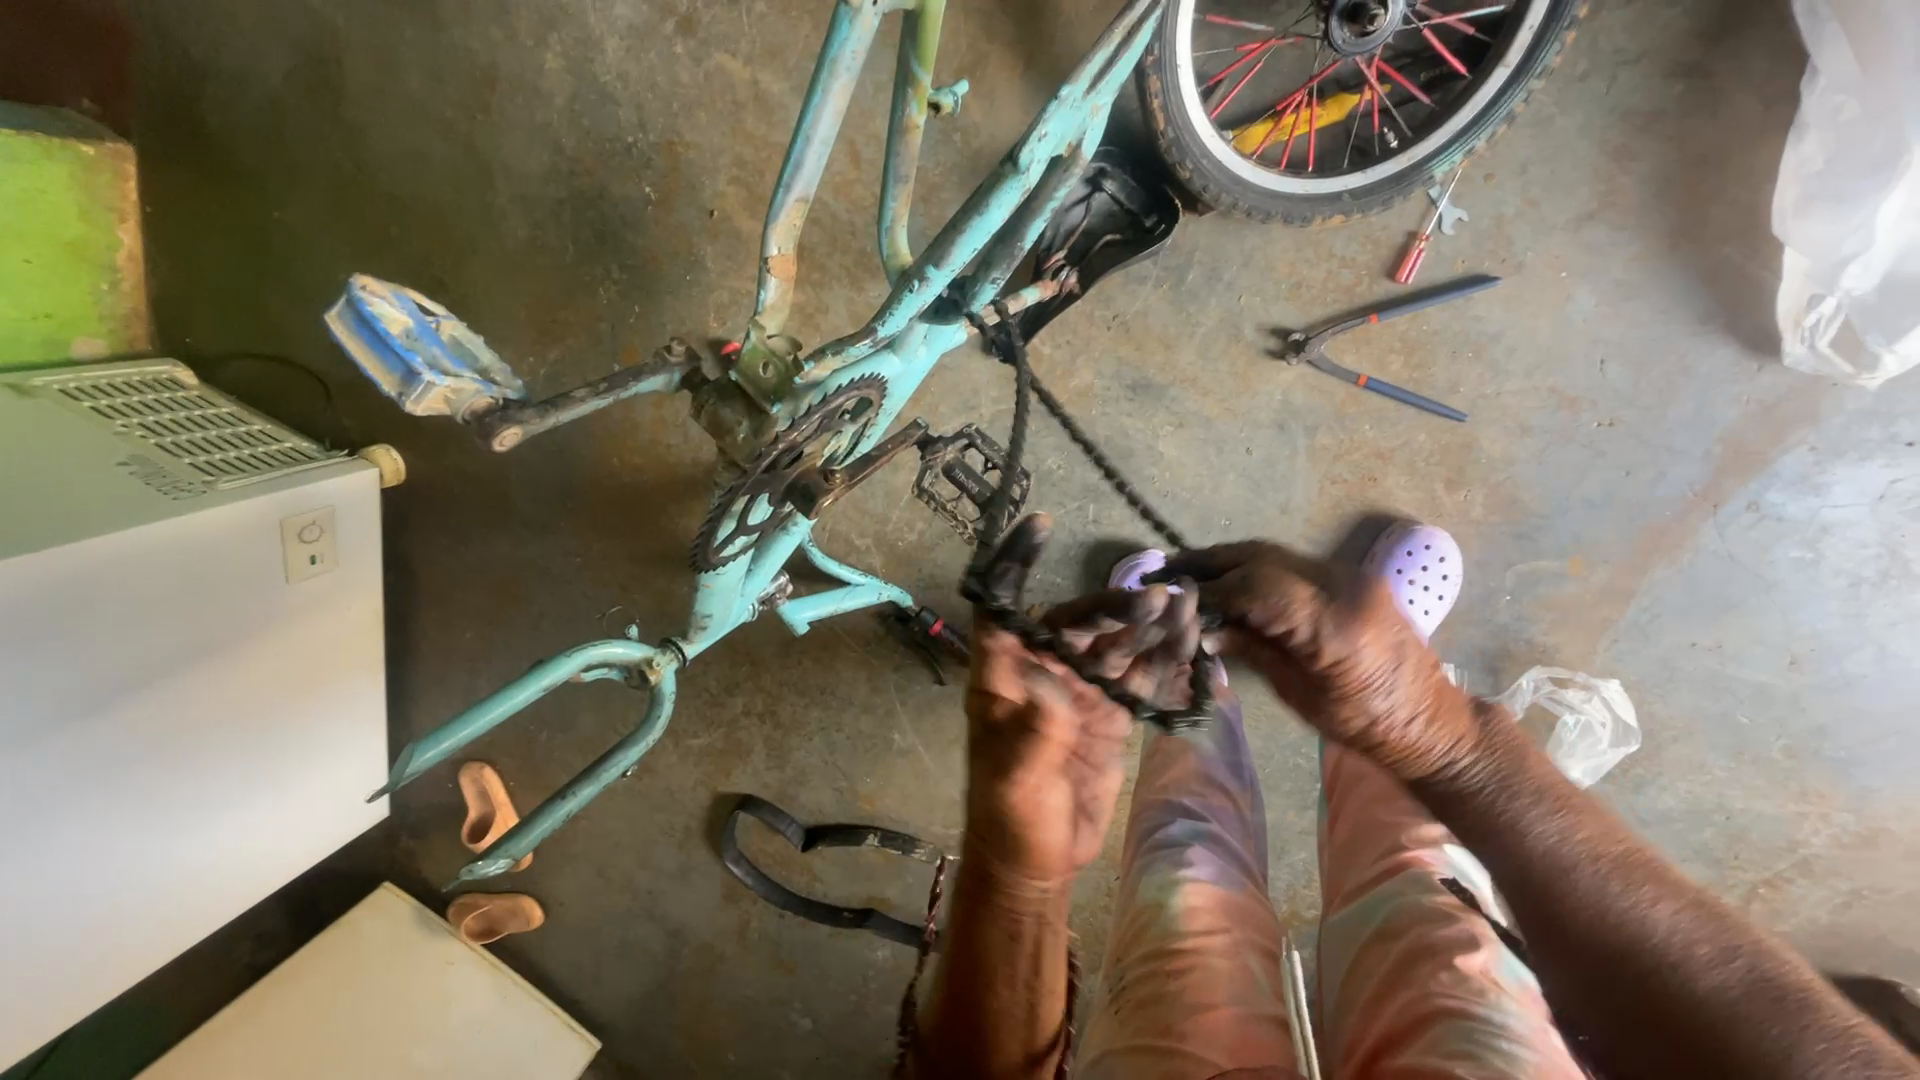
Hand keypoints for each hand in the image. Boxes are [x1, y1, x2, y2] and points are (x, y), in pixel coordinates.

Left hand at [962, 515, 1196, 883]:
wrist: (1039, 862)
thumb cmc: (1009, 817)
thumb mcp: (1013, 777)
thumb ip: (1033, 731)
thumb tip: (1051, 687)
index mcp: (1004, 676)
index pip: (1004, 607)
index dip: (1016, 563)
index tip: (1041, 525)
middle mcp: (1042, 672)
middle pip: (1077, 623)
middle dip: (1114, 607)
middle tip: (1158, 596)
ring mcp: (1080, 692)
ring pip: (1115, 645)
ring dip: (1147, 626)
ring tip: (1186, 606)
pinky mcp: (1110, 715)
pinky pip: (1138, 677)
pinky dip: (1162, 659)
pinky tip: (1189, 640)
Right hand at [1163, 541, 1483, 780]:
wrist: (1432, 720)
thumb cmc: (1364, 723)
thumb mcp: (1298, 693)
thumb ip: (1253, 651)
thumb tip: (1203, 631)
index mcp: (1332, 624)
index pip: (1256, 586)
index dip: (1211, 590)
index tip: (1174, 600)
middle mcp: (1343, 586)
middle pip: (1261, 557)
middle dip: (1210, 562)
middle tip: (1167, 570)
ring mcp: (1350, 575)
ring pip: (1274, 553)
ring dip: (1229, 560)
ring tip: (1189, 572)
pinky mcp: (1352, 577)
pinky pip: (1291, 563)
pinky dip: (1254, 568)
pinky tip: (1231, 581)